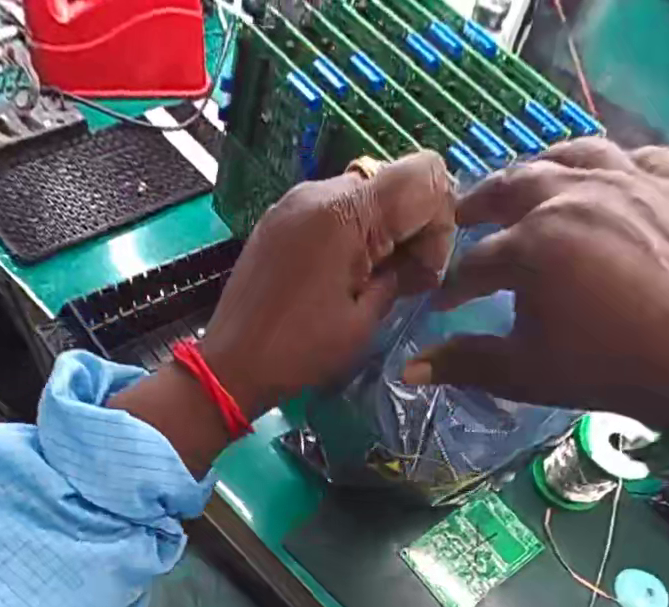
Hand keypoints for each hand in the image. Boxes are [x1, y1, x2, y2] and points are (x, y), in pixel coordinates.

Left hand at [201, 151, 455, 416]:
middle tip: (402, 279)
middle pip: (393, 181)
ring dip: (378, 230)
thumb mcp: (363, 320)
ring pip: (361, 195)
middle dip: (411, 225)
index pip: (425, 176)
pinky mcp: (275, 222)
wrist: (229, 368)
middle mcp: (317, 192)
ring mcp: (291, 203)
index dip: (439, 220)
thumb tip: (421, 260)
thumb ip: (402, 275)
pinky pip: (327, 211)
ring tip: (367, 281)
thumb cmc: (298, 351)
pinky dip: (346, 233)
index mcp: (345, 211)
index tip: (425, 269)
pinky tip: (337, 276)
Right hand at [401, 139, 668, 430]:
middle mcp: (573, 197)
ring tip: (521, 183)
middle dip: (478, 206)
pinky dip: (609, 165)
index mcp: (530, 244)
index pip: (472, 263)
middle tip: (460, 220)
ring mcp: (629, 182)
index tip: (440, 305)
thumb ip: (461, 362)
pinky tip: (601, 181)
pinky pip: (634, 157)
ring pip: (571, 155)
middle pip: (511, 187)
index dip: (451, 287)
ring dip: (537, 169)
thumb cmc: (607, 365)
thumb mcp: (521, 370)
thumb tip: (406, 371)